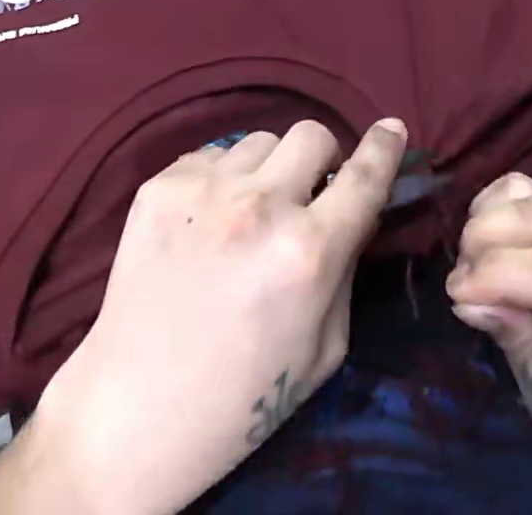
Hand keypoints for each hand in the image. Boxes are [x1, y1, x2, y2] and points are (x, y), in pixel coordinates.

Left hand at [0, 119, 406, 514]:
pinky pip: (210, 156)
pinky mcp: (159, 186)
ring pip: (259, 140)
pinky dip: (221, 178)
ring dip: (268, 169)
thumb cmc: (245, 395)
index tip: (391, 128)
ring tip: (248, 213)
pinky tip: (206, 221)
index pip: (363, 177)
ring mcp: (202, 189)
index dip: (384, 147)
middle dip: (321, 160)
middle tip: (308, 193)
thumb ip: (344, 267)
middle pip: (310, 134)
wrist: (139, 402)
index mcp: (308, 251)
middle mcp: (258, 205)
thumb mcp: (326, 347)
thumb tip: (351, 212)